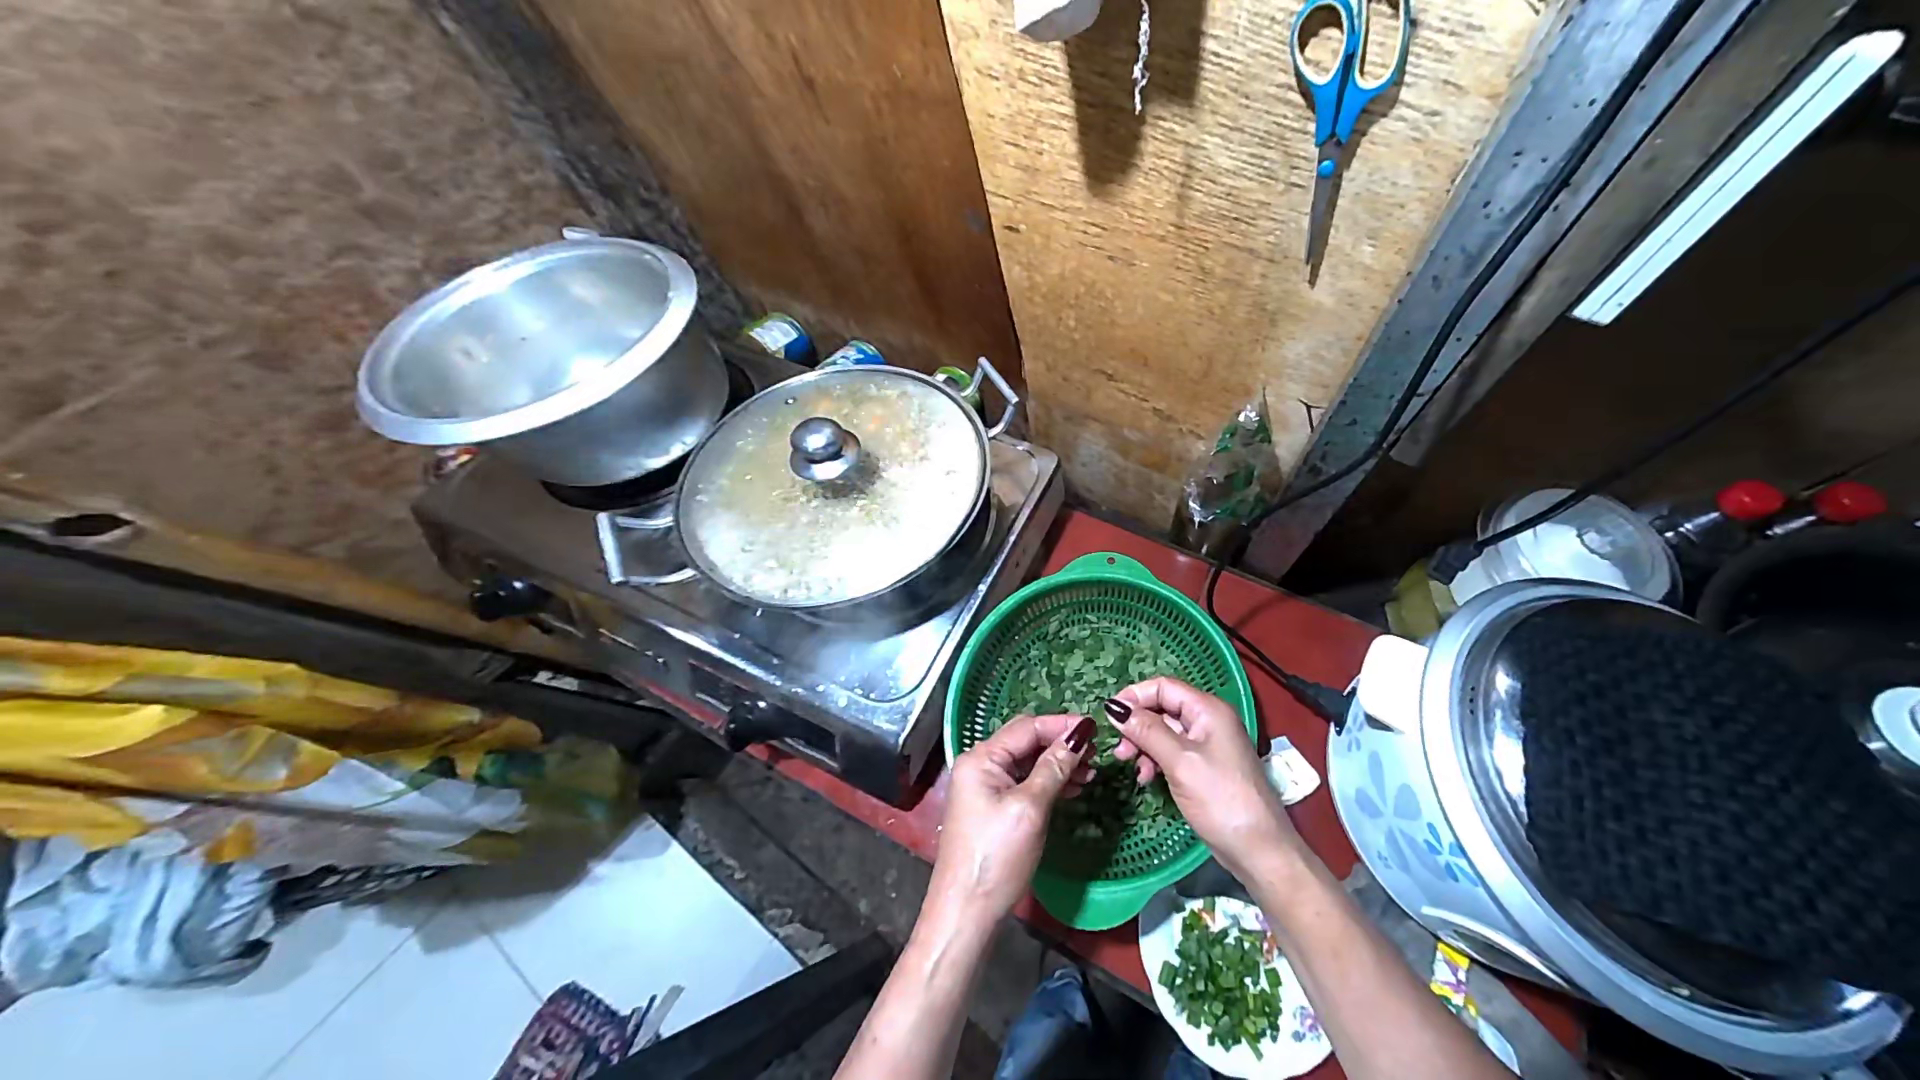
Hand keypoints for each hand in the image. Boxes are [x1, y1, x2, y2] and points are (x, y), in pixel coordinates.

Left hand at [930, 713, 1096, 926]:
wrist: (966, 911)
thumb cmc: (997, 857)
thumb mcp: (1030, 809)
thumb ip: (1053, 768)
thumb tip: (1078, 735)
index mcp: (981, 758)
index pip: (1026, 727)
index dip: (1061, 724)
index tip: (1095, 727)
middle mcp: (979, 765)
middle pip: (1026, 742)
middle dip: (1061, 743)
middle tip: (1097, 752)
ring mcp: (984, 788)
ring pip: (1027, 763)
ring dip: (1058, 764)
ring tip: (1090, 772)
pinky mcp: (992, 808)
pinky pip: (1023, 783)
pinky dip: (1048, 782)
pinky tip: (1071, 788)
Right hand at [1104, 677, 1302, 879]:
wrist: (1258, 849)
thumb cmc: (1220, 798)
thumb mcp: (1179, 761)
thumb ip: (1147, 730)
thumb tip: (1114, 708)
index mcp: (1208, 710)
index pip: (1163, 686)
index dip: (1134, 696)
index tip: (1109, 715)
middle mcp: (1208, 720)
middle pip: (1162, 708)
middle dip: (1136, 724)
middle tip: (1119, 749)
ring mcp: (1207, 745)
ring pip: (1164, 731)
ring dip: (1143, 744)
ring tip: (1130, 765)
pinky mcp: (1204, 767)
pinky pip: (1171, 752)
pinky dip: (1155, 760)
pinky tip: (1146, 777)